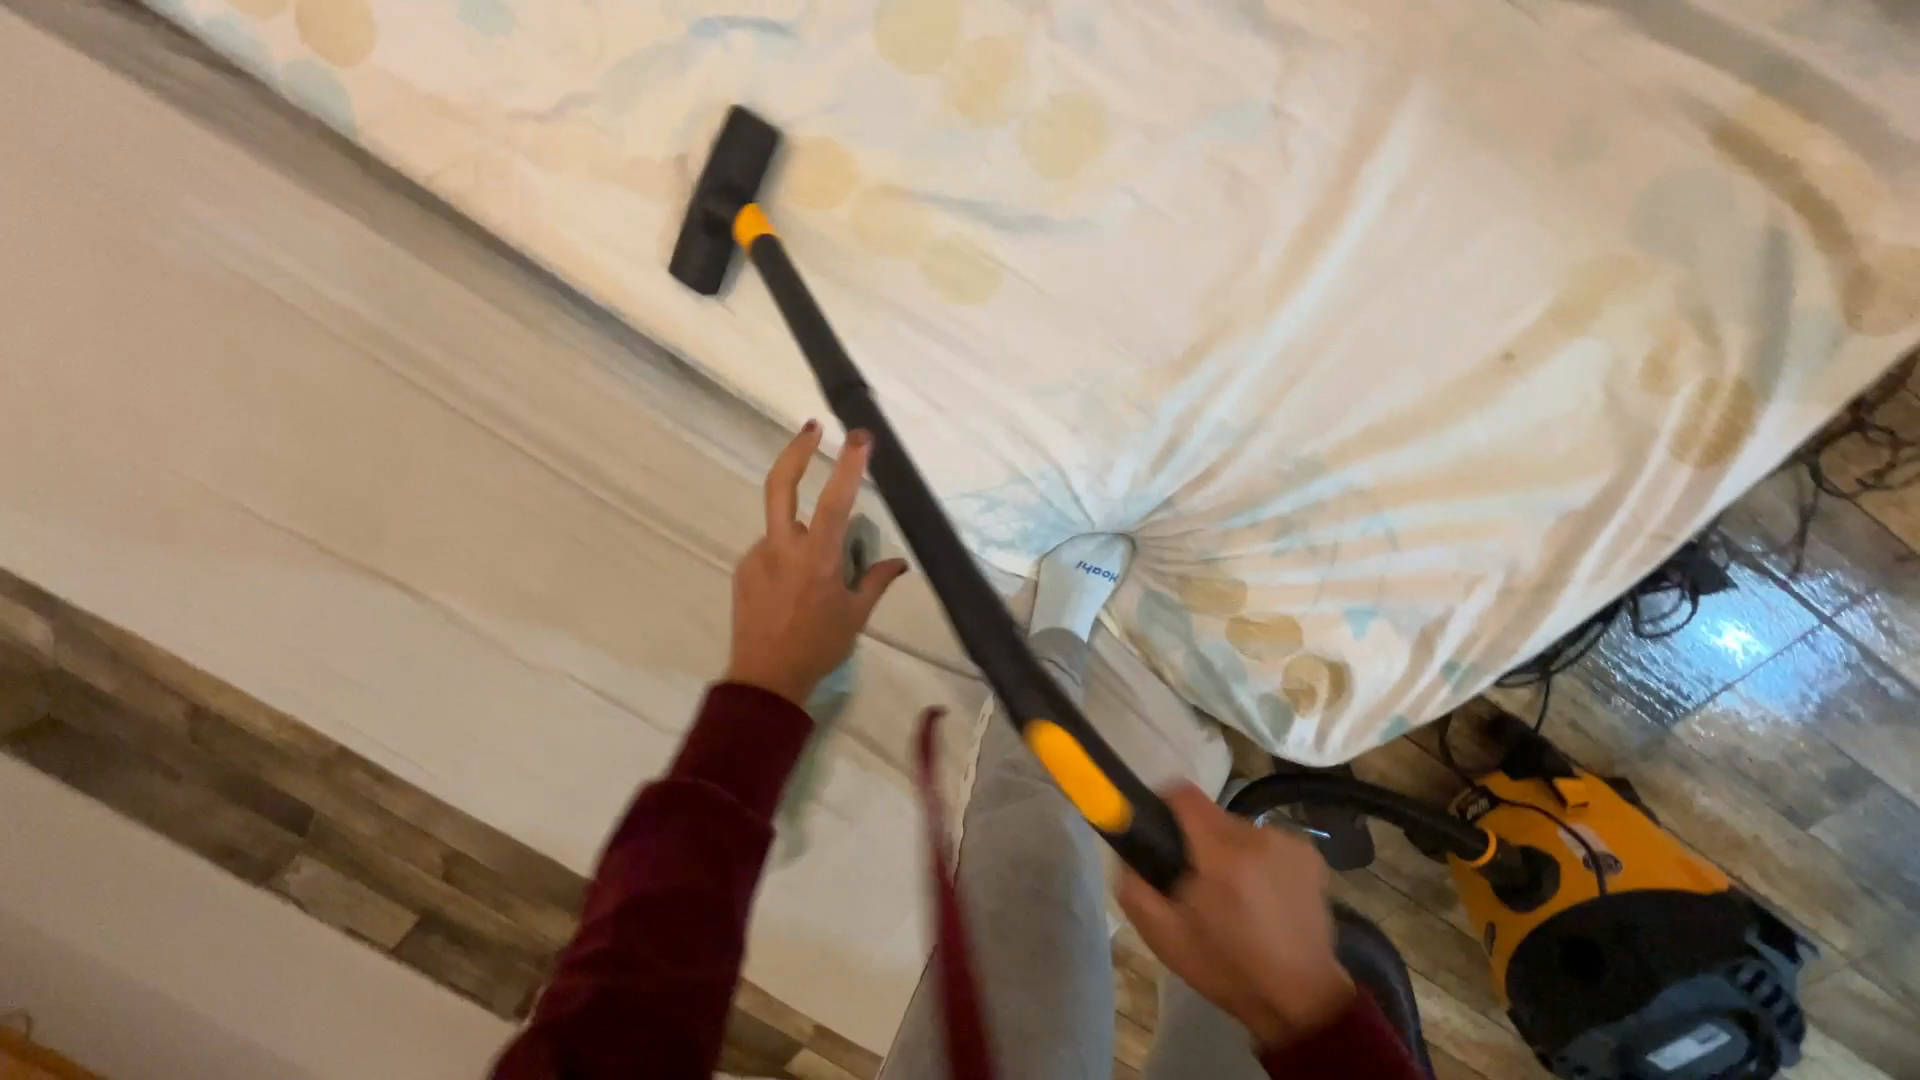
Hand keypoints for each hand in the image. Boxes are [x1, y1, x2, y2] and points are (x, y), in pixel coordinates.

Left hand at [724, 422, 910, 705]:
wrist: (765, 679)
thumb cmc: (818, 647)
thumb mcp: (855, 616)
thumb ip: (875, 581)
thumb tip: (898, 562)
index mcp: (817, 558)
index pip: (835, 500)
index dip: (848, 464)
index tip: (858, 436)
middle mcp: (783, 548)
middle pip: (780, 485)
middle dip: (796, 450)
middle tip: (812, 428)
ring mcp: (757, 556)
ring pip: (782, 525)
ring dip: (801, 530)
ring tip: (816, 577)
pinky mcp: (743, 569)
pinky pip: (771, 549)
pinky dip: (788, 554)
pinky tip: (795, 589)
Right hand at [1117, 786, 1354, 1048]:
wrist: (1301, 1000)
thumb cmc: (1226, 968)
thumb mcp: (1164, 937)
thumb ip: (1133, 886)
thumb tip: (1125, 852)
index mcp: (1221, 855)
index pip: (1183, 794)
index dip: (1164, 805)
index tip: (1160, 831)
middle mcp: (1258, 838)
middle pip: (1210, 814)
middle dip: (1196, 839)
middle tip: (1194, 880)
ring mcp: (1289, 844)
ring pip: (1238, 829)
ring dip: (1228, 850)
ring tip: (1231, 893)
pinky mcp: (1310, 854)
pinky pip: (1266, 841)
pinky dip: (1257, 859)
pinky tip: (1260, 895)